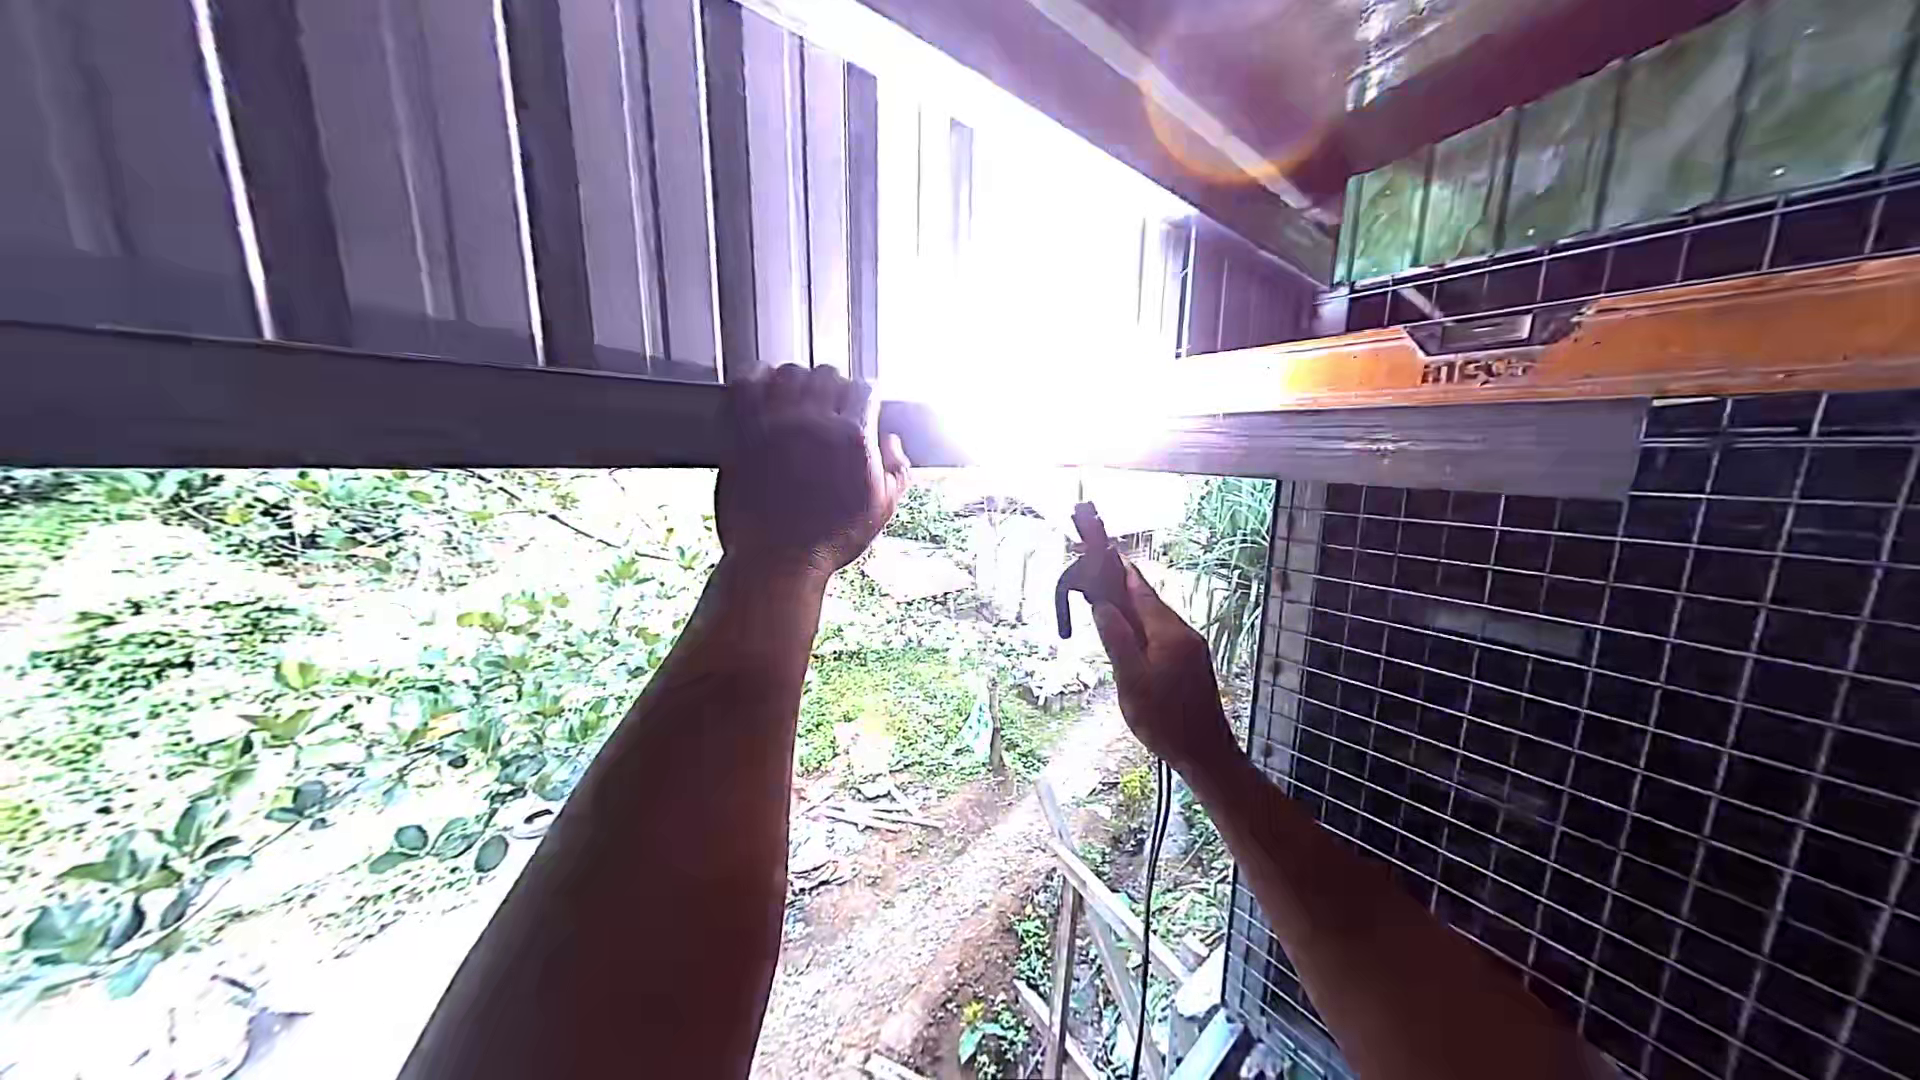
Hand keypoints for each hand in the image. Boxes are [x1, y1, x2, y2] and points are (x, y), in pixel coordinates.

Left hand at [716, 364, 910, 575]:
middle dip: (834, 386)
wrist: (778, 558)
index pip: (864, 389)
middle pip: (827, 374)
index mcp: (853, 438)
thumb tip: (892, 440)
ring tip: (799, 397)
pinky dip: (757, 380)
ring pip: (789, 373)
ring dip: (798, 380)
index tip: (862, 404)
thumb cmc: (833, 539)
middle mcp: (815, 422)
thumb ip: (897, 470)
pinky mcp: (743, 432)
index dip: (866, 395)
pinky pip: (746, 385)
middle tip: (831, 403)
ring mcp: (775, 424)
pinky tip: (765, 391)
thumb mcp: (882, 509)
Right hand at [1088, 560, 1239, 773]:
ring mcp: (1189, 647)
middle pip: (1147, 601)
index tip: (1100, 552)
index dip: (1118, 570)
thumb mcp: (1131, 679)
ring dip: (1128, 610)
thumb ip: (1116, 639)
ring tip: (1102, 610)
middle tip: (1091, 586)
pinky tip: (1125, 639)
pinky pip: (1159, 633)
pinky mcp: (1189, 661)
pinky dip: (1139, 627)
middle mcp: (1183, 632)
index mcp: (1169, 632)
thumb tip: (1101, 605)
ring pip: (1153, 618)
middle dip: (1119, 589)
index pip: (1140, 589)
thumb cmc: (1165, 720)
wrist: (1205, 754)